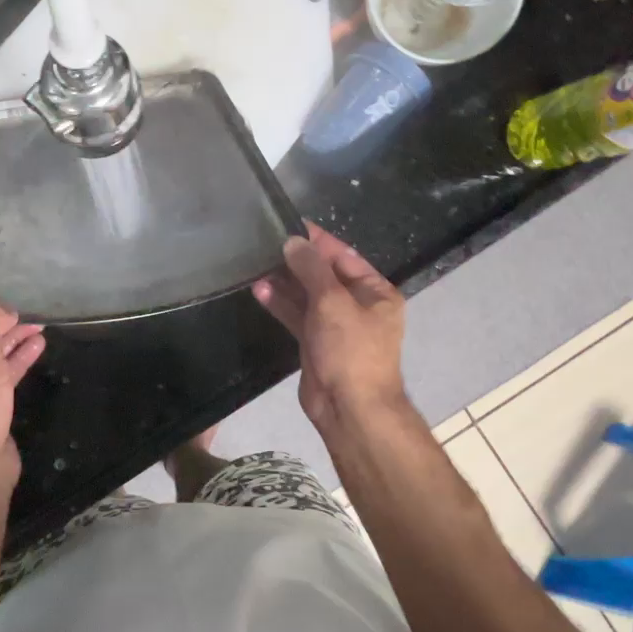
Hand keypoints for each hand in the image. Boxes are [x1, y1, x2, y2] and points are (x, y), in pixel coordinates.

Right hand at [251, 224, 409, 430]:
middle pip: (324, 275)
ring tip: (256, 265)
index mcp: (375, 292)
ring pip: (307, 296)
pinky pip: (297, 317)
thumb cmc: (350, 349)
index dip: (317, 241)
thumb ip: (311, 269)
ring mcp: (336, 326)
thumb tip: (293, 242)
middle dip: (297, 261)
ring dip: (285, 282)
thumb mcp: (332, 302)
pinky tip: (259, 290)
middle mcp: (358, 306)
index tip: (290, 224)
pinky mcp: (316, 344)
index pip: (344, 256)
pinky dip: (281, 304)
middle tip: (266, 243)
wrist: (350, 407)